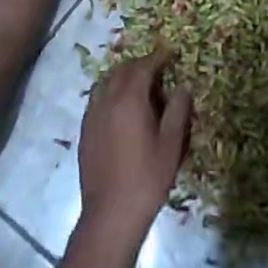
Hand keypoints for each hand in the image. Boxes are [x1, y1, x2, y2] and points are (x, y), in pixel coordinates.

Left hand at [77, 52, 191, 244]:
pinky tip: (124, 111)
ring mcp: (92, 117)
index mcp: (129, 100)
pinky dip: (112, 94)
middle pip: (121, 71)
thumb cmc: (148, 176)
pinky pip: (98, 101)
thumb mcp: (172, 143)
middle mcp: (106, 102)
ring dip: (123, 78)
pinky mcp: (85, 132)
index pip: (143, 67)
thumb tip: (182, 87)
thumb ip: (178, 110)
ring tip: (142, 88)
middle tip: (159, 70)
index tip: (171, 54)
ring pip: (105, 84)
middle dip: (140, 65)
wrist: (111, 213)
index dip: (158, 58)